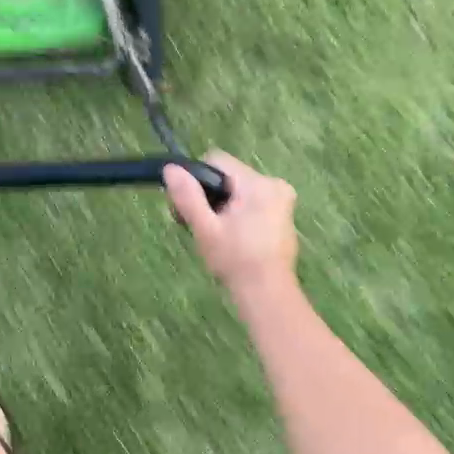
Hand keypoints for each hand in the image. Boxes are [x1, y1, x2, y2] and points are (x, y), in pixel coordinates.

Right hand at [163, 151, 298, 292]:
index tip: (190, 207)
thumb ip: (187, 196)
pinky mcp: (283, 213)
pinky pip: (250, 201)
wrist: (266, 292)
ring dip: (221, 206)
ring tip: (215, 234)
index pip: (216, 161)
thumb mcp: (205, 228)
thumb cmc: (234, 261)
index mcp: (257, 183)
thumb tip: (170, 168)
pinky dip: (237, 213)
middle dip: (209, 196)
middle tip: (199, 225)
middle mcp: (274, 183)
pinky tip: (232, 237)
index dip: (196, 180)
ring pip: (237, 189)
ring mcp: (282, 199)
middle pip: (227, 176)